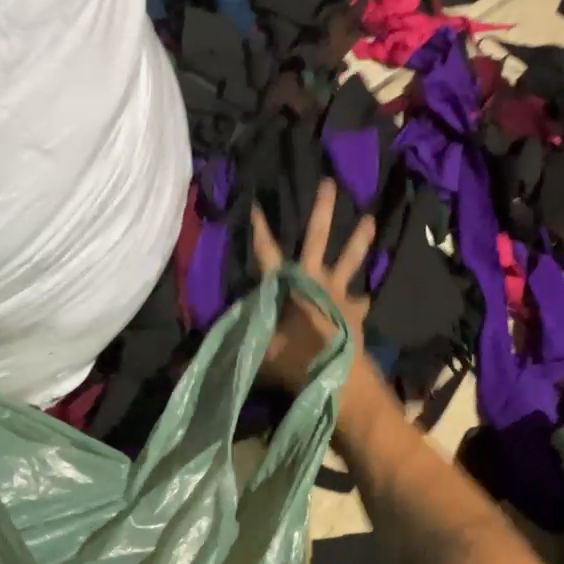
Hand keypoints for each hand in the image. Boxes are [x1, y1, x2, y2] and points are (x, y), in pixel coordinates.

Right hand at [251, 179, 375, 391]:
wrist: (338, 381)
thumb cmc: (294, 363)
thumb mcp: (258, 354)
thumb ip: (239, 343)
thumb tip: (193, 355)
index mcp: (286, 285)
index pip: (267, 251)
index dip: (260, 229)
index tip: (256, 205)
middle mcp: (314, 280)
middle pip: (317, 238)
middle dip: (323, 210)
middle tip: (330, 183)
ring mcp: (339, 293)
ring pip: (350, 259)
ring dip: (359, 239)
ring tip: (371, 219)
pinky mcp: (356, 311)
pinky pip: (361, 301)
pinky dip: (361, 300)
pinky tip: (366, 299)